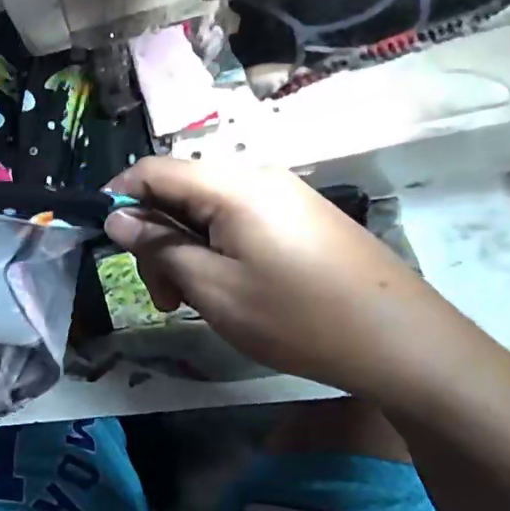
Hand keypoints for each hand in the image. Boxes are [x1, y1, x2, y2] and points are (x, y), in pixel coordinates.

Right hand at [104, 158, 481, 399]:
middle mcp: (257, 177)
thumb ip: (159, 247)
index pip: (154, 169)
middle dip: (157, 238)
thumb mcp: (213, 288)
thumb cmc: (296, 316)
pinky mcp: (303, 218)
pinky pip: (241, 221)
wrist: (402, 341)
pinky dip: (218, 250)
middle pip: (181, 190)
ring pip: (210, 210)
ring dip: (186, 250)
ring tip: (192, 302)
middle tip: (163, 297)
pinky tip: (230, 290)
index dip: (120, 199)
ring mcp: (285, 196)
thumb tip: (118, 217)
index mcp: (231, 185)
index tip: (106, 242)